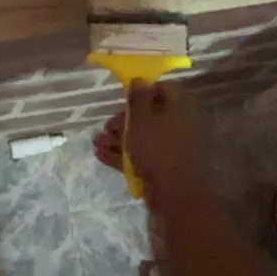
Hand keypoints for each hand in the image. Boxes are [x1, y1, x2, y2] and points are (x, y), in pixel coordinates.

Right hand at [94, 80, 211, 202]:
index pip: (163, 88)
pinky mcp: (165, 168)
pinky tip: (102, 155)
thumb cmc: (157, 148)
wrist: (176, 195)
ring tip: (97, 143)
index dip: (142, 91)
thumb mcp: (141, 119)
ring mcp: (173, 148)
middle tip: (106, 127)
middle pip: (150, 115)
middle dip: (124, 120)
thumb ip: (138, 98)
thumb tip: (139, 79)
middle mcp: (179, 125)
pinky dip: (125, 154)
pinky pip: (144, 156)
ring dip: (119, 139)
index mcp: (179, 108)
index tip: (125, 100)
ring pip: (144, 137)